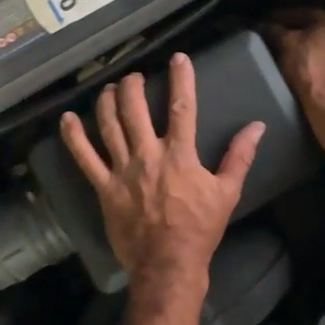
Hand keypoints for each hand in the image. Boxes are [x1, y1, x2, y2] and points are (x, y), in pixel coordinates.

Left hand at [60, 54, 263, 297]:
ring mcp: (122, 171)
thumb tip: (257, 126)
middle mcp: (148, 156)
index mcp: (180, 155)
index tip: (178, 58)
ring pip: (109, 126)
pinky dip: (74, 137)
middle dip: (133, 86)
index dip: (180, 79)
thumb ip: (240, 156)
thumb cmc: (200, 229)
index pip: (181, 107)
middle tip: (135, 76)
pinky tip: (68, 119)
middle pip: (135, 109)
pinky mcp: (104, 188)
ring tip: (110, 88)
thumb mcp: (228, 192)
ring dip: (107, 102)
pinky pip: (85, 158)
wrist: (168, 265)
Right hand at [263, 8, 324, 105]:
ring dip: (295, 41)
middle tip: (268, 31)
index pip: (300, 12)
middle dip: (288, 28)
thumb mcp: (286, 42)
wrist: (323, 99)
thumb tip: (263, 25)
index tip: (263, 21)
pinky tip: (289, 56)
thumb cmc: (306, 64)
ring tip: (276, 44)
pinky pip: (317, 52)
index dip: (279, 16)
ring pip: (313, 39)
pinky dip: (304, 52)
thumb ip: (274, 29)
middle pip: (308, 25)